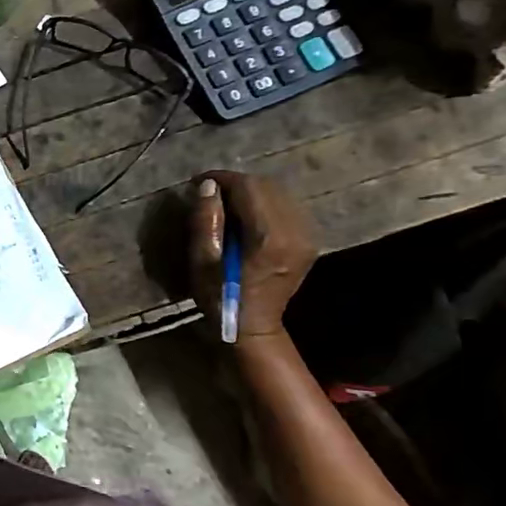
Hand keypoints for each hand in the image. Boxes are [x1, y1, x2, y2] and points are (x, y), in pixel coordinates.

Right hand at [189, 171, 316, 339]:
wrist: (253, 327)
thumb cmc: (220, 298)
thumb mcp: (202, 263)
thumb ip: (206, 222)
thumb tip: (208, 186)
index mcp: (269, 238)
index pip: (248, 188)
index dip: (222, 179)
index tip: (198, 182)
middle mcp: (295, 231)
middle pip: (266, 186)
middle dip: (235, 184)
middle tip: (209, 193)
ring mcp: (306, 236)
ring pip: (278, 193)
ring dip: (249, 192)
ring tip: (225, 203)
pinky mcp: (308, 240)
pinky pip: (286, 207)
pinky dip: (263, 204)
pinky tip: (245, 216)